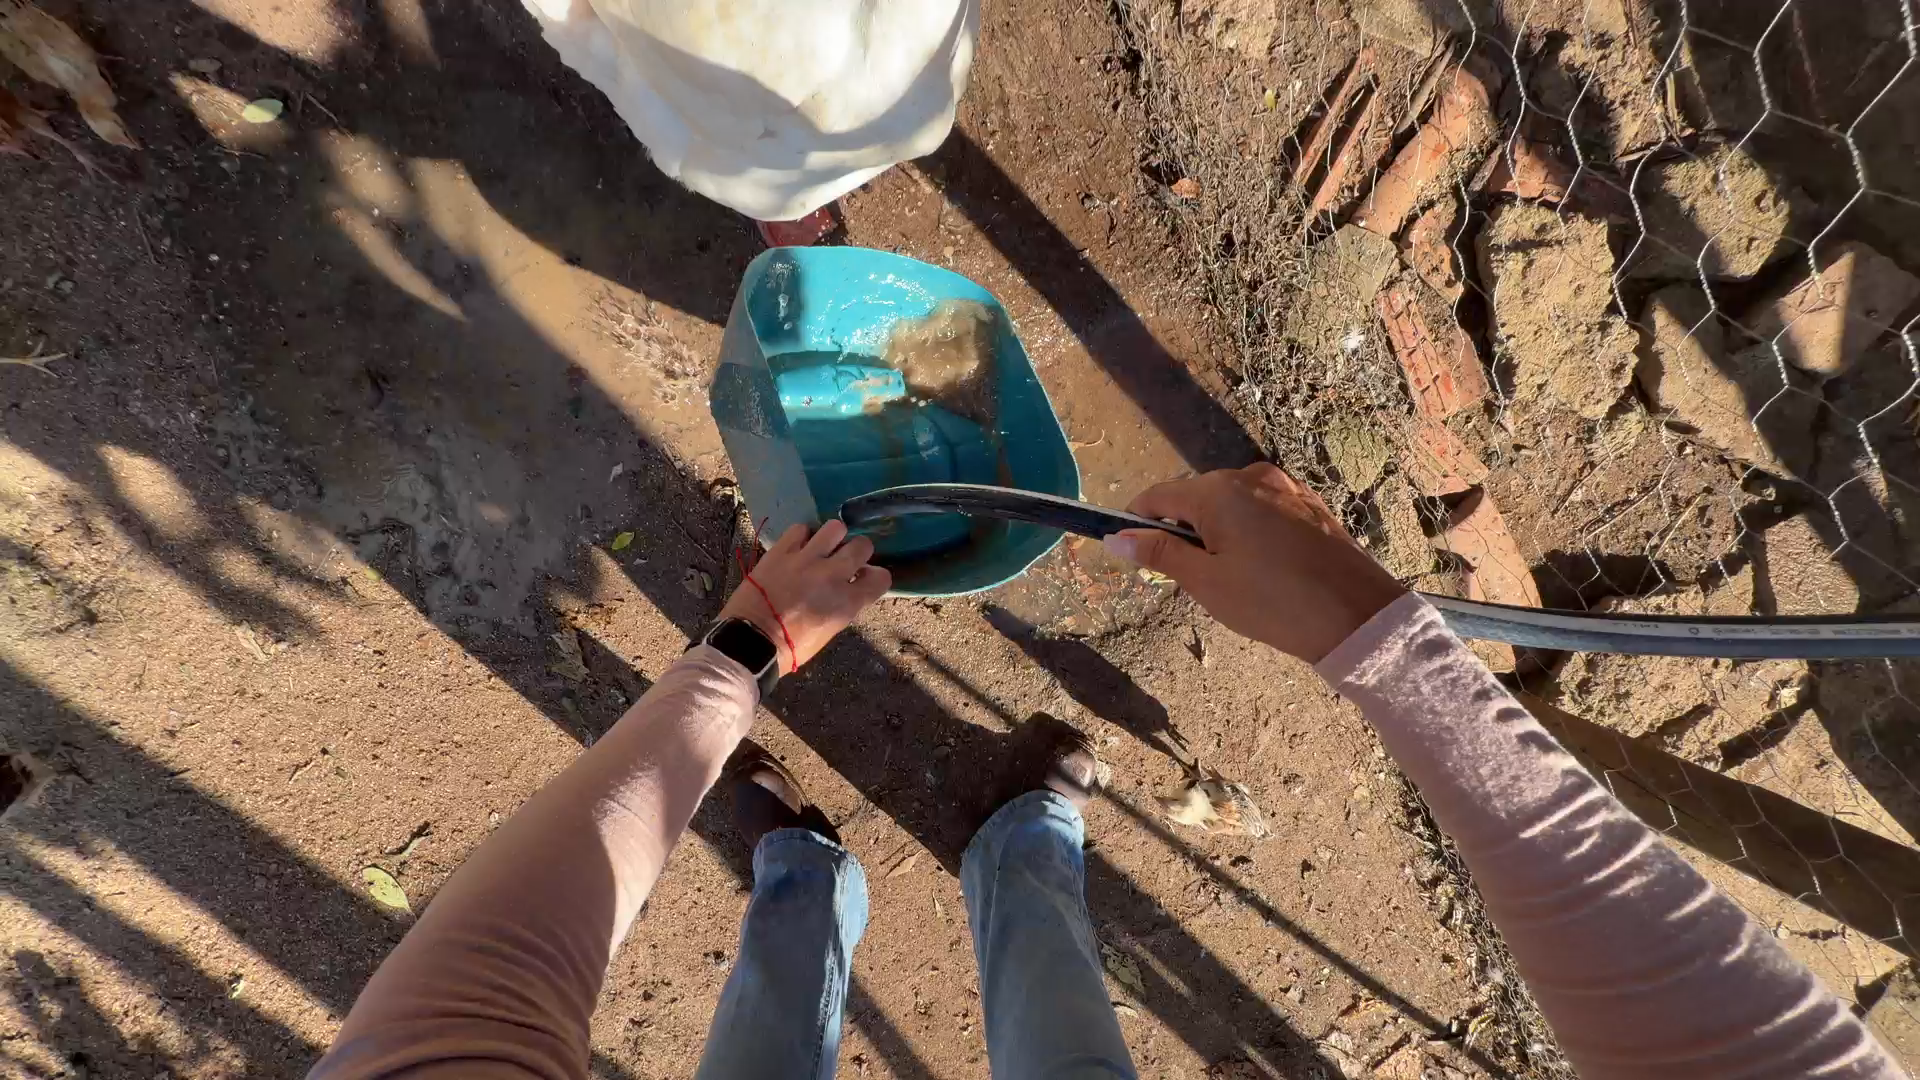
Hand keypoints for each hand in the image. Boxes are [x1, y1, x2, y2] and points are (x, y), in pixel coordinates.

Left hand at [718, 520, 891, 673]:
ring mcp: (806, 559)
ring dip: (834, 537)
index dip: (874, 577)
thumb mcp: (830, 630)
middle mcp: (833, 575)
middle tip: (845, 559)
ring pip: (836, 528)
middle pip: (863, 545)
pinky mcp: (782, 551)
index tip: (863, 579)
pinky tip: (799, 547)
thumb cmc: (791, 647)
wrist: (750, 641)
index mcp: (847, 602)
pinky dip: (803, 536)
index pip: (881, 577)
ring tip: (824, 546)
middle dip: (858, 552)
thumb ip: (844, 605)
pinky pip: (801, 529)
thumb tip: (848, 589)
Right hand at [1104, 464, 1405, 662]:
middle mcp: (1248, 477)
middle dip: (1179, 528)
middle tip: (1185, 575)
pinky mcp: (1307, 501)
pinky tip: (1259, 562)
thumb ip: (1160, 554)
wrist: (1360, 617)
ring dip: (1213, 528)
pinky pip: (1258, 506)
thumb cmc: (1272, 603)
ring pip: (1227, 501)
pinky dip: (1244, 527)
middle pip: (1193, 496)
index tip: (1133, 552)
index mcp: (1218, 492)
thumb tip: (1117, 538)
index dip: (1137, 521)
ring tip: (1227, 573)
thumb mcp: (1207, 582)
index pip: (1157, 495)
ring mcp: (1283, 486)